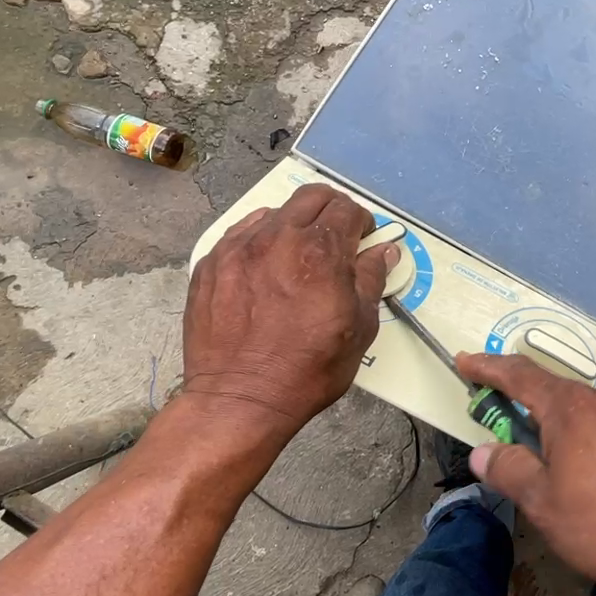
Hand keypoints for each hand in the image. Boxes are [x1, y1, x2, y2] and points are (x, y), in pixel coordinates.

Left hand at [182, 184, 396, 435]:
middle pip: (312, 197)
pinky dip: (262, 240)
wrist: (241, 399)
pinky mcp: (211, 263)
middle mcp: (279, 238)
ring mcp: (239, 247)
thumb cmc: (310, 368)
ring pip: (276, 212)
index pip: (348, 209)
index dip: (362, 222)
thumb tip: (383, 250)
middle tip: (337, 238)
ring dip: (296, 224)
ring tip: (299, 257)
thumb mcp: (361, 327)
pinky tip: (267, 268)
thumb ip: (372, 279)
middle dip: (332, 211)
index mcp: (322, 251)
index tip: (362, 241)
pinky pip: (242, 233)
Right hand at [455, 353, 595, 585]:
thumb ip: (511, 471)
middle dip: (518, 400)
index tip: (464, 362)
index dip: (488, 368)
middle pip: (549, 390)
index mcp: (569, 408)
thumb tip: (485, 451)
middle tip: (493, 418)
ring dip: (549, 423)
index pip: (519, 375)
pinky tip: (578, 470)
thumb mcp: (545, 503)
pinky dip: (575, 436)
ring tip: (535, 454)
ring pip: (576, 410)